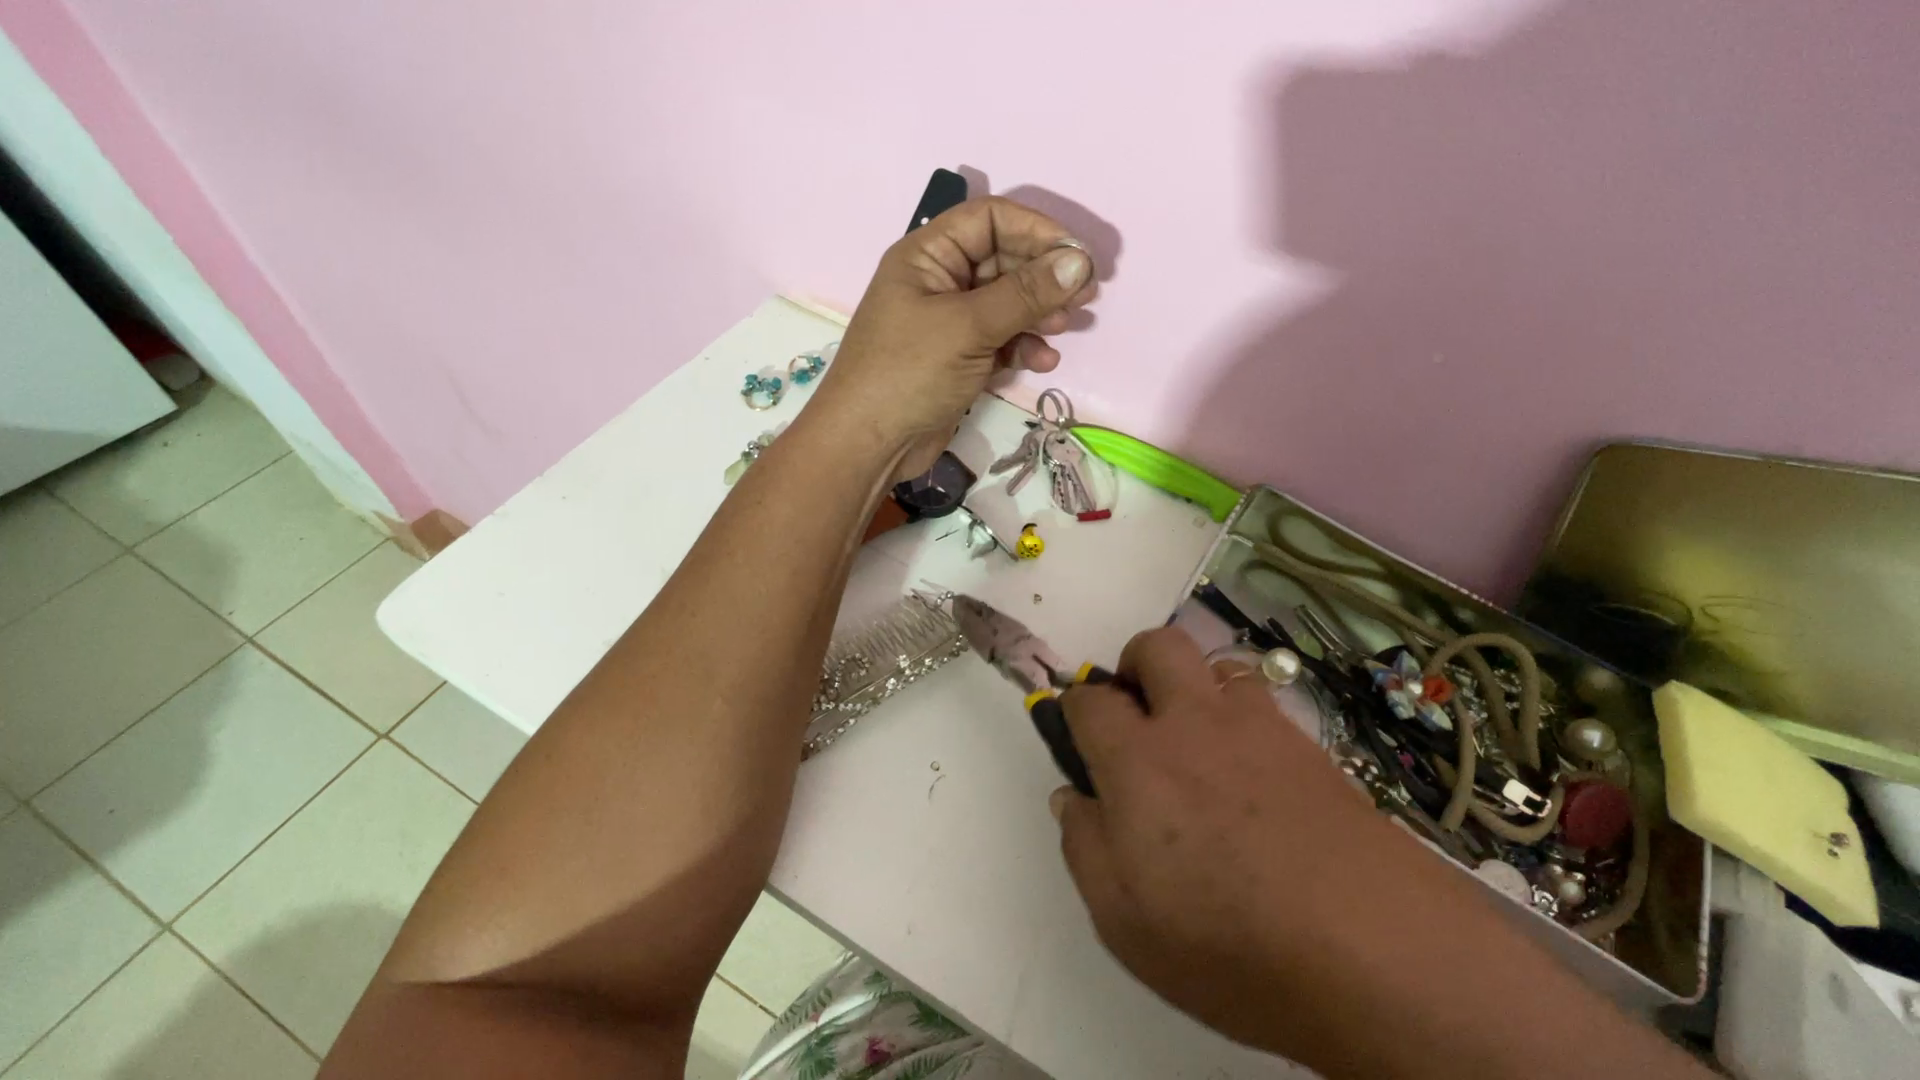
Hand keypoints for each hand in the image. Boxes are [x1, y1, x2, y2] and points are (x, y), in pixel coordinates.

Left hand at [807, 196, 1096, 479]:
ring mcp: (949, 323)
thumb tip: (1080, 263)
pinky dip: (1023, 346)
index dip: (1035, 230)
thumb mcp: (968, 327)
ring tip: (1066, 328)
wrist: (868, 445)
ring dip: (1039, 313)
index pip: (990, 220)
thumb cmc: (908, 373)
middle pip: (1003, 260)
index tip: (1075, 256)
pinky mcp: (959, 359)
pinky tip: (1043, 361)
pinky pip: (1001, 339)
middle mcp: (939, 281)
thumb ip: (1025, 294)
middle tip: (1084, 297)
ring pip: (1007, 303)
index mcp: (928, 256)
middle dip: (1043, 276)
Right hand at [1052, 628, 1421, 1050]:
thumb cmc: (1227, 945)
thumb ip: (1085, 847)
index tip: (1077, 734)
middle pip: (1159, 647)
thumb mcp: (1124, 920)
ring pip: (1220, 665)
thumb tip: (1072, 797)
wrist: (1373, 952)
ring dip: (1198, 687)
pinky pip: (1269, 706)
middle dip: (1135, 664)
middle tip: (1137, 715)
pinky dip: (1246, 719)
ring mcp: (1262, 731)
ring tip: (1200, 741)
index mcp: (1138, 761)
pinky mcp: (1314, 750)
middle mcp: (1196, 725)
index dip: (1074, 708)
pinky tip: (1255, 775)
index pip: (1091, 701)